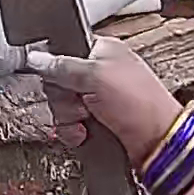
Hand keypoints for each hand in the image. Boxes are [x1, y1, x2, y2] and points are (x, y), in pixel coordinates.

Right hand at [26, 39, 183, 164]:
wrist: (158, 144)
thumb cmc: (139, 104)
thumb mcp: (95, 76)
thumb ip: (61, 66)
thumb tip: (35, 57)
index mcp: (101, 51)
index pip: (61, 50)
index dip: (56, 65)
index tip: (60, 76)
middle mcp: (96, 73)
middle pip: (56, 79)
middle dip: (63, 95)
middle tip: (81, 99)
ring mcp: (94, 97)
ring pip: (59, 102)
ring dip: (67, 114)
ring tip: (86, 118)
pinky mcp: (92, 119)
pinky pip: (65, 122)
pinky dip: (71, 129)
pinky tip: (84, 130)